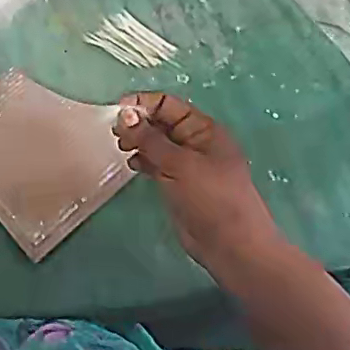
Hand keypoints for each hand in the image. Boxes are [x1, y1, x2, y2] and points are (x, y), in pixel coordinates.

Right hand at [112, 93, 281, 260]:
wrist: (232, 246)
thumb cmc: (211, 198)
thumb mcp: (179, 163)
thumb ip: (149, 138)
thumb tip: (125, 114)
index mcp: (203, 129)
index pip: (168, 104)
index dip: (142, 104)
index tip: (117, 112)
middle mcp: (194, 141)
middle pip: (160, 121)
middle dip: (137, 123)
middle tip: (117, 134)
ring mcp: (186, 163)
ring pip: (155, 142)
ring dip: (137, 141)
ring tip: (123, 149)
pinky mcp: (177, 182)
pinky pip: (155, 162)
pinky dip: (142, 159)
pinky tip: (133, 165)